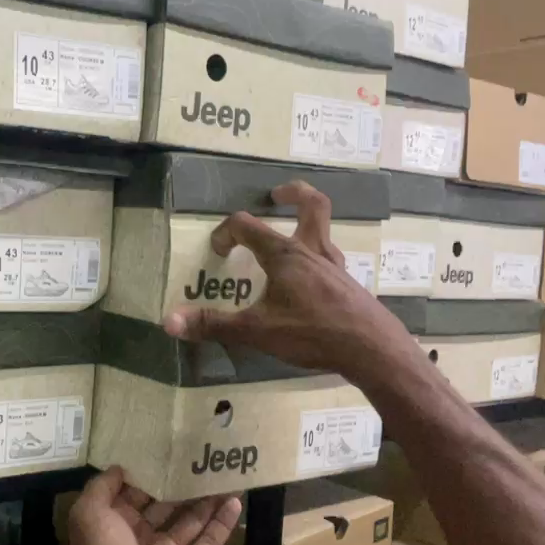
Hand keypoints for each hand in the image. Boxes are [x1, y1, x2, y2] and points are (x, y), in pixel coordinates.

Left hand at [68, 467, 240, 544]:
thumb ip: (102, 487)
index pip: (130, 493)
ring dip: (204, 498)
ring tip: (222, 471)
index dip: (145, 472)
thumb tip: (120, 468)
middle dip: (177, 483)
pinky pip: (208, 542)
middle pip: (162, 504)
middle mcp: (138, 537)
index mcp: (112, 524)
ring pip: (189, 520)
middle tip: (200, 455)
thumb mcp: (89, 514)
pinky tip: (236, 500)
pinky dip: (222, 523)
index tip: (164, 448)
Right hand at [162, 180, 420, 387]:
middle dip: (293, 194)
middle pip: (312, 206)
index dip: (226, 232)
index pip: (247, 225)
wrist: (374, 350)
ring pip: (323, 234)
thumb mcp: (256, 331)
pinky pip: (330, 262)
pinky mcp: (350, 287)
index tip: (217, 251)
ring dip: (305, 229)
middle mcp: (313, 252)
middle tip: (277, 194)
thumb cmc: (313, 332)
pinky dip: (316, 262)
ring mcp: (336, 268)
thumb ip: (213, 324)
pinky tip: (309, 284)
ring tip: (289, 243)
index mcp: (285, 255)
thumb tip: (169, 321)